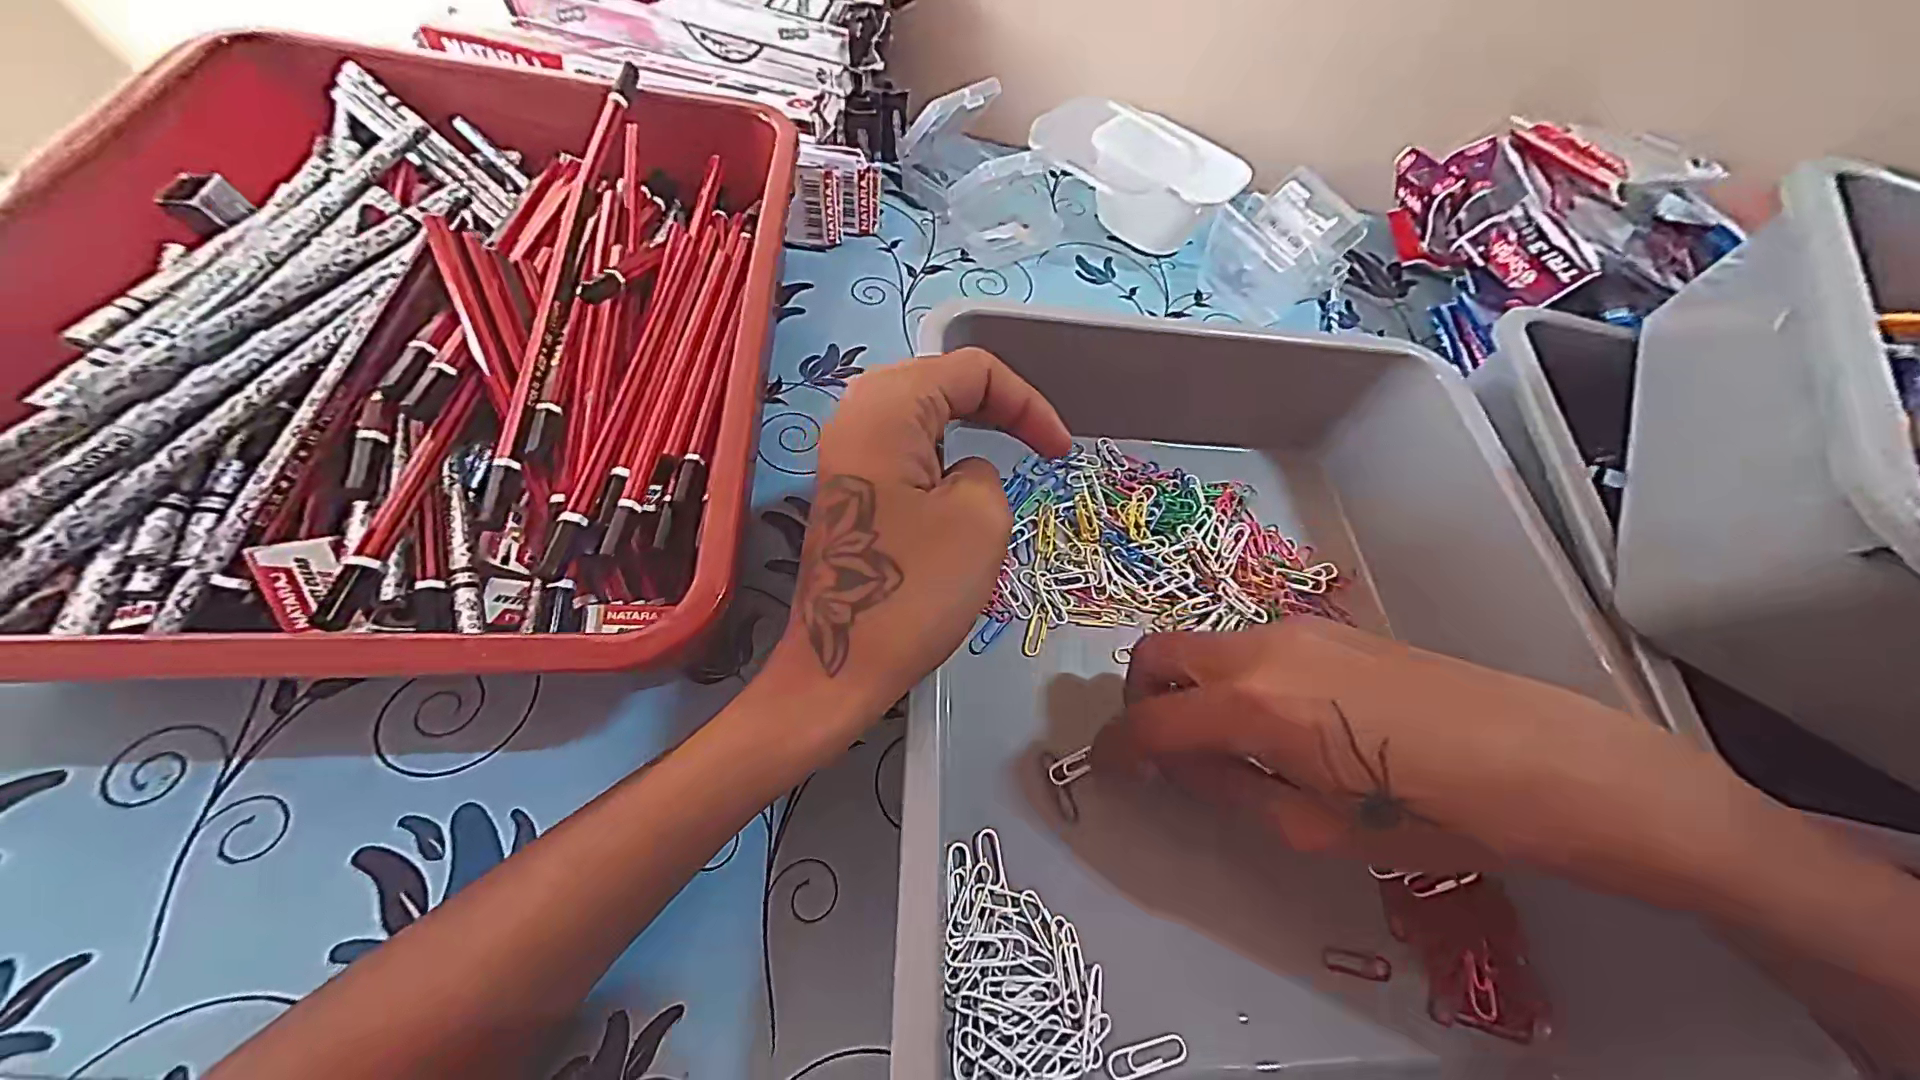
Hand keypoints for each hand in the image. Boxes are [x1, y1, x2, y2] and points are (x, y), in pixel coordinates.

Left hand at [772, 348, 1070, 721]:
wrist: (841, 663)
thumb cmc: (915, 590)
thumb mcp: (982, 517)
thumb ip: (986, 469)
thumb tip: (964, 472)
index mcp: (886, 408)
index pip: (971, 370)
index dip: (1027, 402)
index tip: (1059, 451)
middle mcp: (855, 417)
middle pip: (939, 381)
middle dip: (996, 406)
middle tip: (1033, 444)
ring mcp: (844, 454)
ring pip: (919, 415)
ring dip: (967, 428)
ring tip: (1003, 456)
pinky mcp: (846, 489)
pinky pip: (901, 449)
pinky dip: (939, 455)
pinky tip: (956, 485)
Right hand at [1095, 618, 1784, 904]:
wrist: (1551, 761)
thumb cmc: (1435, 815)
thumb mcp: (1316, 828)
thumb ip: (1231, 788)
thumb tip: (1182, 765)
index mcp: (1253, 706)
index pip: (1150, 719)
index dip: (1118, 746)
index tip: (1111, 768)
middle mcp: (1259, 651)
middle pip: (1156, 654)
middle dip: (1139, 698)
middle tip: (1159, 747)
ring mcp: (1292, 629)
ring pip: (1200, 645)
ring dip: (1186, 687)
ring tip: (1226, 742)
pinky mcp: (1324, 626)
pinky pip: (1244, 645)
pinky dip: (1226, 677)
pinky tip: (1274, 720)